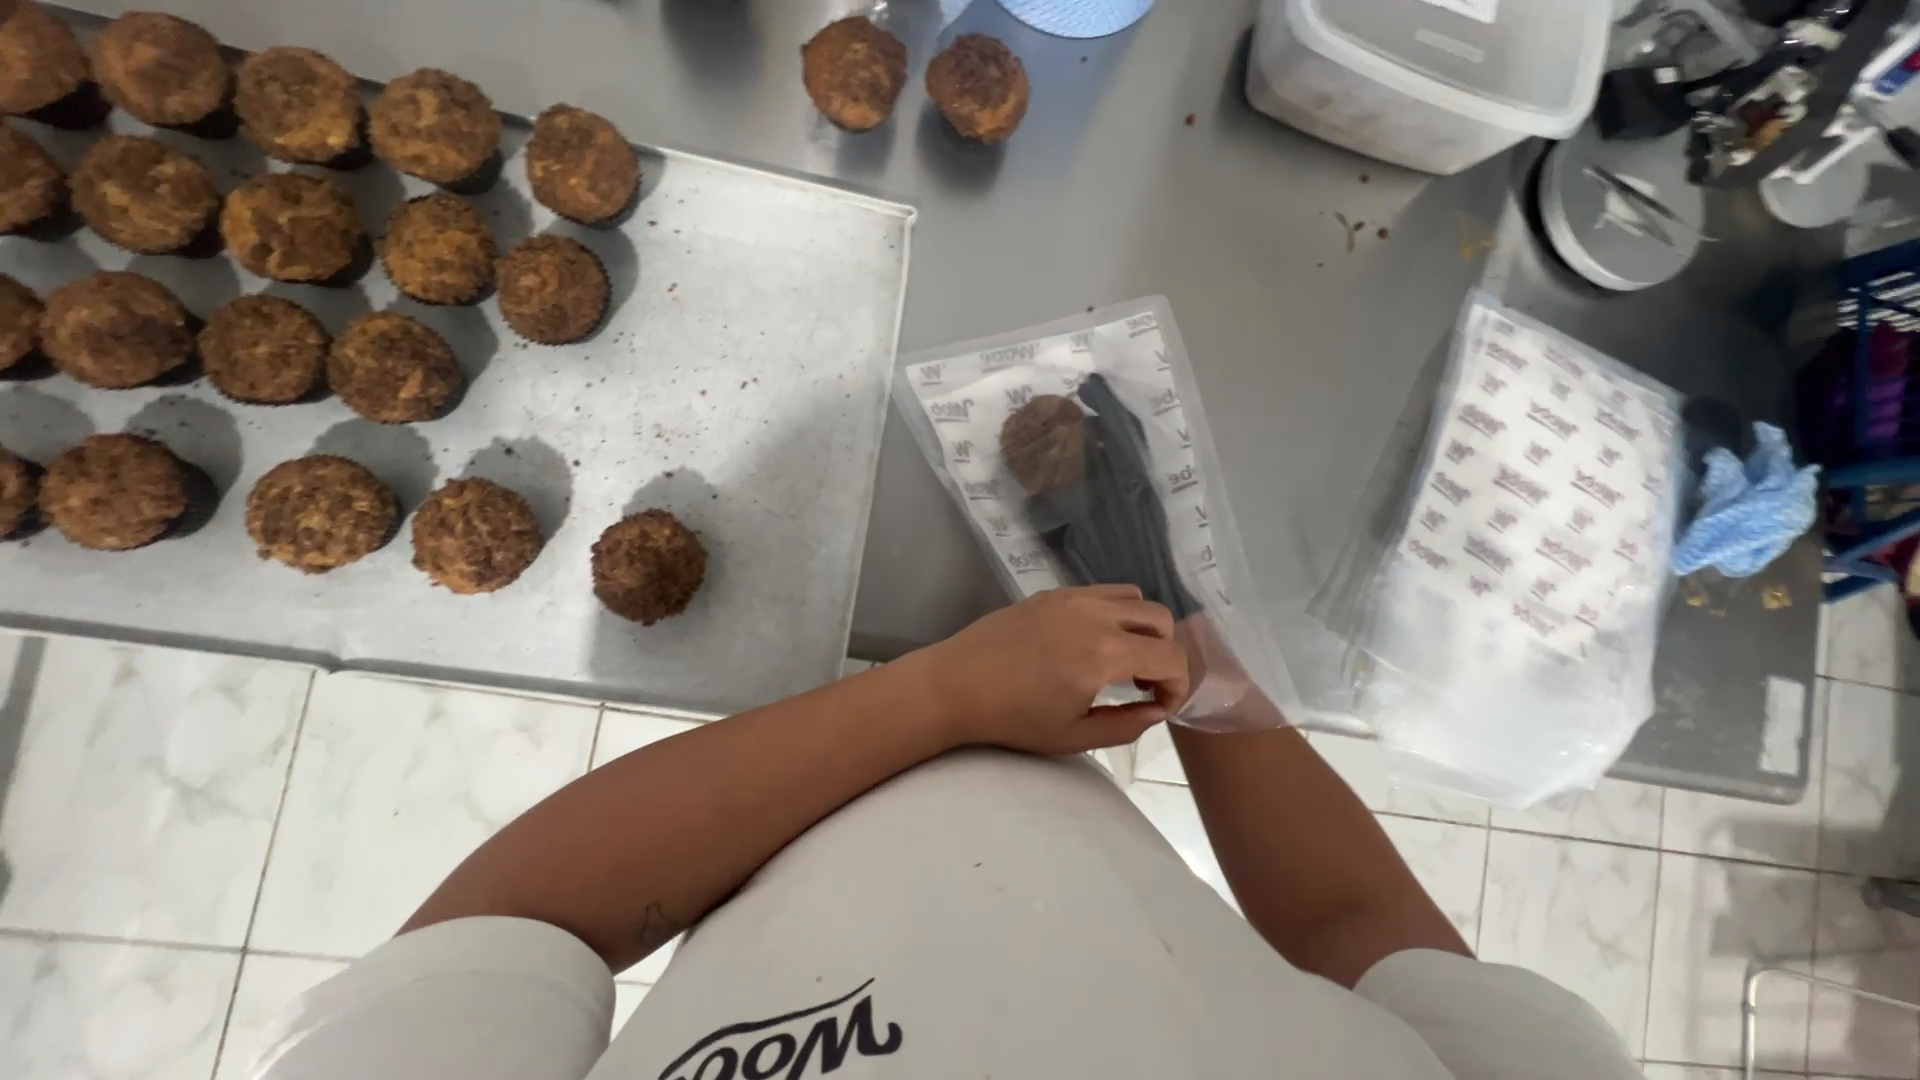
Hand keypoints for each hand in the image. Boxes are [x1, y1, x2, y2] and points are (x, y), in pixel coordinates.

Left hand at [911, 584, 1190, 754]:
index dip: (1178, 686)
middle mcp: (1096, 615)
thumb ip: (1126, 725)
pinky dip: (1113, 611)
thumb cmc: (1012, 718)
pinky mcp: (1052, 593)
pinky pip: (1101, 591)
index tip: (1159, 706)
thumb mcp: (1074, 736)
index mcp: (1105, 654)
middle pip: (1160, 618)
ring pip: (1133, 596)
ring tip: (1120, 658)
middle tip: (1141, 683)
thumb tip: (1156, 709)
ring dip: (1141, 626)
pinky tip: (1090, 641)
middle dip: (1165, 652)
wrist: (955, 685)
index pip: (1171, 658)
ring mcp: (1072, 597)